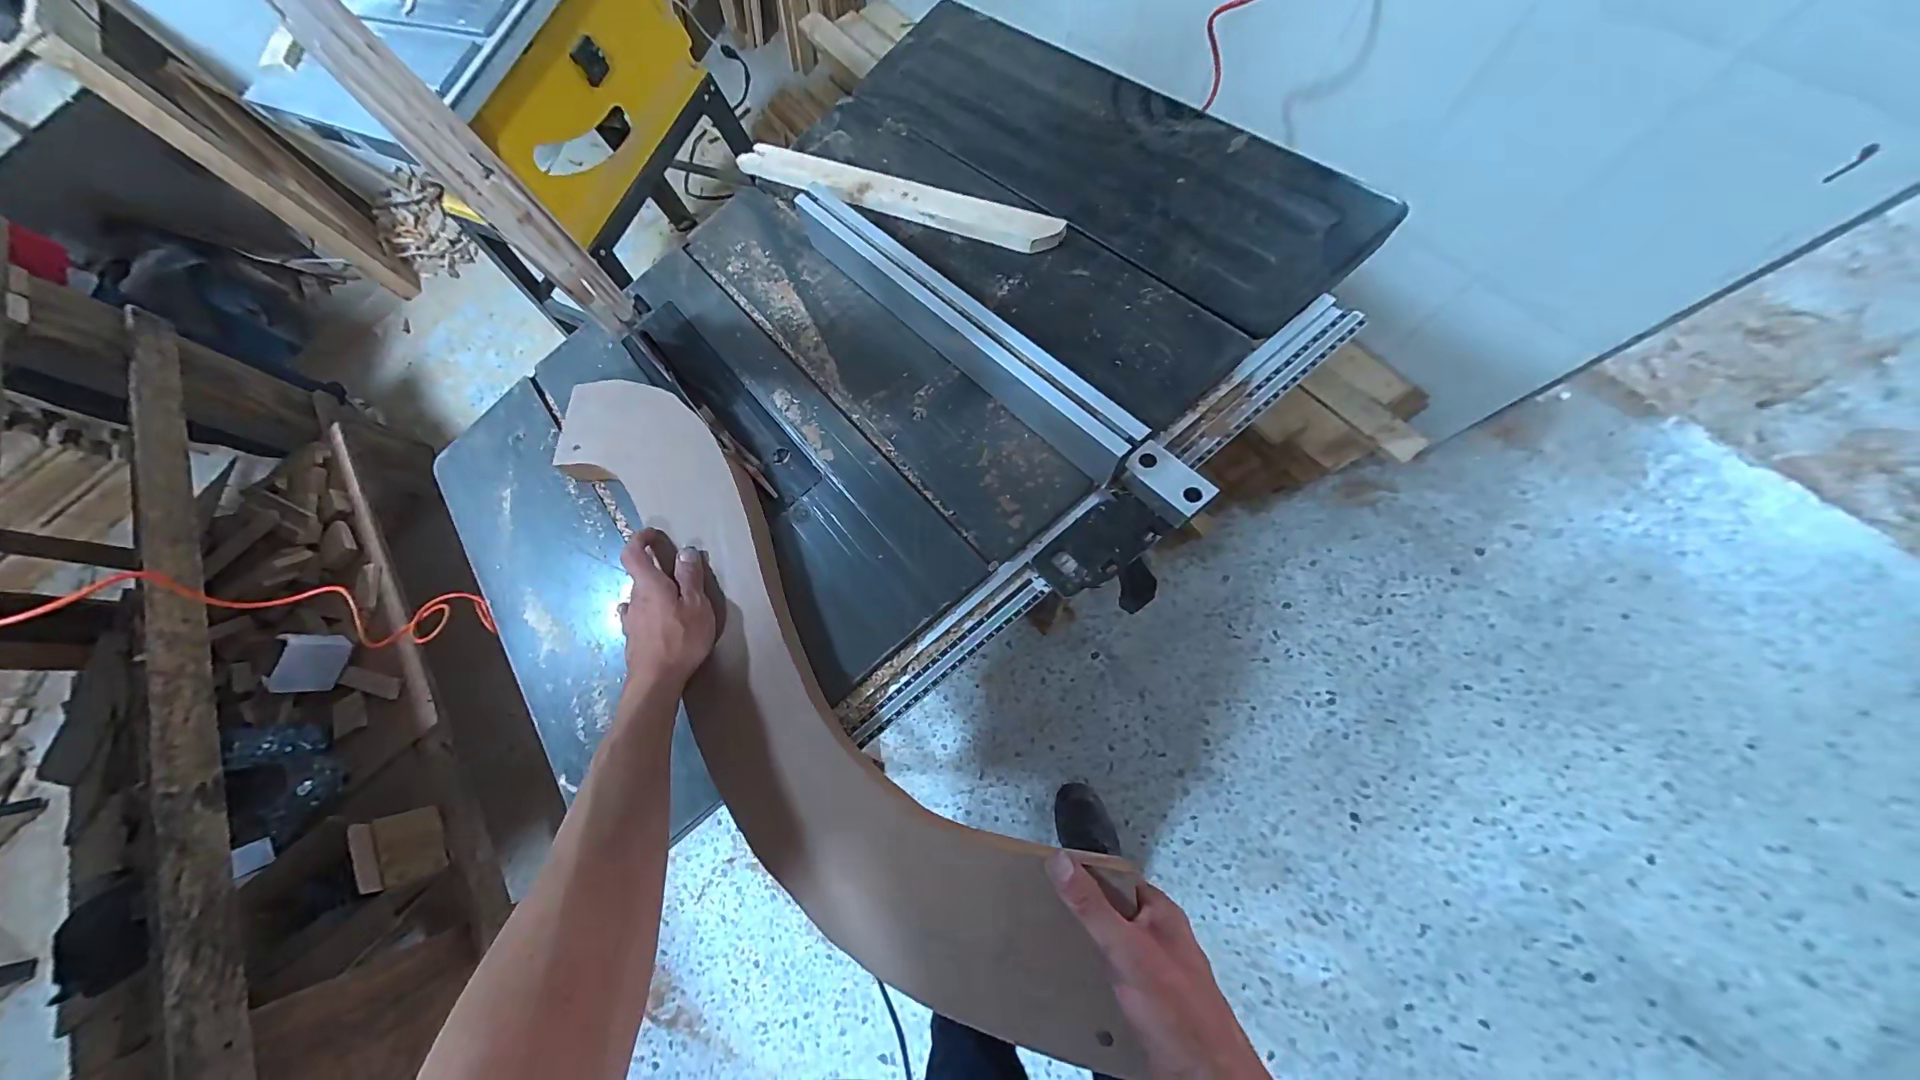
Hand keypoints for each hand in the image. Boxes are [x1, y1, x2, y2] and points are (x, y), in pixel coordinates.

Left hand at [618, 529, 716, 689]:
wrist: (656, 681)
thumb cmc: (681, 640)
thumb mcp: (696, 605)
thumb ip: (690, 578)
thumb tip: (685, 551)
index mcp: (650, 585)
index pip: (633, 553)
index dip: (639, 539)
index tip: (652, 534)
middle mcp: (635, 598)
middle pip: (640, 575)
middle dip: (656, 568)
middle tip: (680, 572)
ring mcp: (631, 619)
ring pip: (641, 595)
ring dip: (655, 591)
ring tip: (676, 598)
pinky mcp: (632, 637)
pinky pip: (639, 614)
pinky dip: (649, 609)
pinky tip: (659, 618)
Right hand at [1049, 853, 1267, 1079]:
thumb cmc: (1177, 1011)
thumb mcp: (1126, 949)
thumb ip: (1092, 906)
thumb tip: (1062, 860)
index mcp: (1161, 913)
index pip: (1116, 877)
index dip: (1085, 874)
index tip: (1051, 874)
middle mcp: (1160, 937)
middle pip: (1112, 912)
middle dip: (1081, 913)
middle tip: (1045, 912)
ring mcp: (1156, 972)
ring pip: (1112, 947)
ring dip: (1086, 948)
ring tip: (1052, 948)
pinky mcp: (1150, 1005)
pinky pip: (1114, 980)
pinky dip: (1095, 980)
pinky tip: (1075, 989)